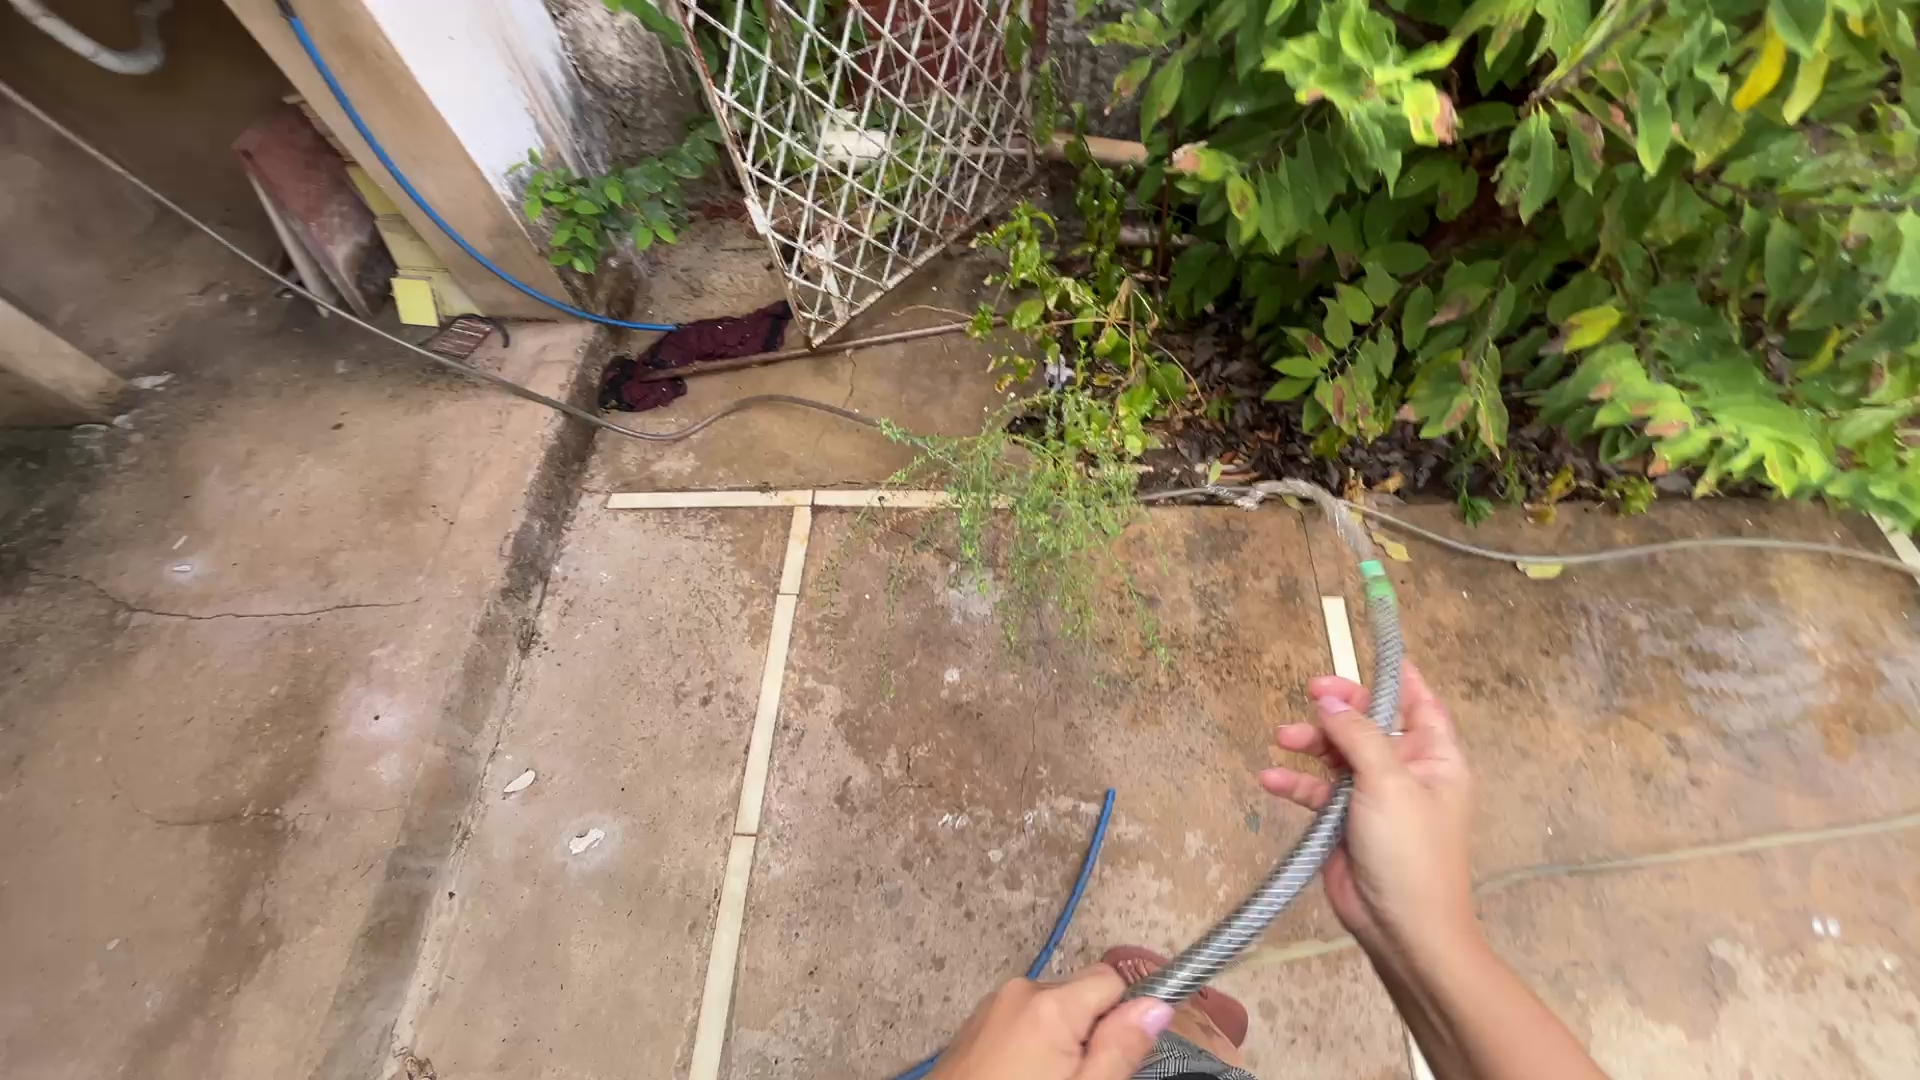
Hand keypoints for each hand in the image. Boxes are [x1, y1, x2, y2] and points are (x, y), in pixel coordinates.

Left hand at [927, 965, 1174, 1079]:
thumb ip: (1121, 1048)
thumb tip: (1158, 1004)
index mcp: (1051, 1004)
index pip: (1110, 979)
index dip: (1125, 1015)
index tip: (1121, 1055)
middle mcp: (1021, 990)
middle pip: (1079, 993)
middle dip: (1090, 1031)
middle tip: (1082, 1079)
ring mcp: (993, 1004)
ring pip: (1050, 1009)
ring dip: (1061, 1040)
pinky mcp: (976, 1022)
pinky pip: (1022, 1020)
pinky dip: (1032, 1044)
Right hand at [1258, 663, 1474, 962]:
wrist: (1402, 928)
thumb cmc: (1410, 851)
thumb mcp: (1389, 784)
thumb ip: (1358, 734)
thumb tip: (1331, 696)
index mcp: (1434, 758)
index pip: (1420, 704)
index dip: (1398, 677)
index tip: (1370, 652)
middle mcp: (1404, 770)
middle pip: (1367, 722)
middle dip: (1338, 708)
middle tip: (1310, 693)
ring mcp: (1372, 795)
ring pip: (1336, 752)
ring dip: (1308, 743)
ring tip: (1282, 739)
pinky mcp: (1342, 819)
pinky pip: (1315, 789)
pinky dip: (1293, 781)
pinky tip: (1271, 779)